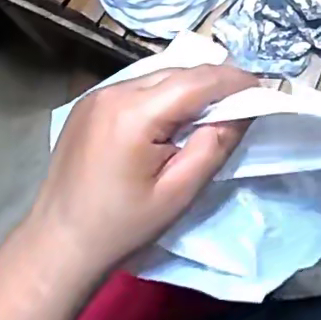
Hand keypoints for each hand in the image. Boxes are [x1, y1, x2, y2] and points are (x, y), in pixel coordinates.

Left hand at [27, 64, 256, 280]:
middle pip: (180, 72)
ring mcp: (98, 93)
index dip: (235, 80)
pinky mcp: (91, 101)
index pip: (198, 80)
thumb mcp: (179, 192)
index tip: (263, 88)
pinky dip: (166, 92)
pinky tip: (174, 116)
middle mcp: (114, 91)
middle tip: (244, 99)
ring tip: (213, 108)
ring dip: (191, 85)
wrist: (56, 247)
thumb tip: (244, 108)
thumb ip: (215, 144)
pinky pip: (141, 84)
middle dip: (216, 81)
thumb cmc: (122, 227)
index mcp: (134, 113)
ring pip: (162, 74)